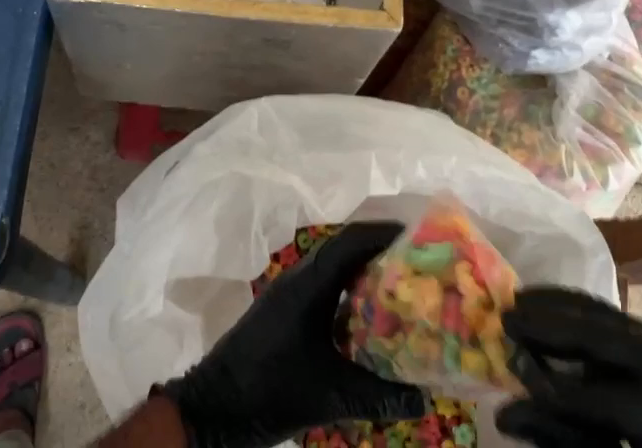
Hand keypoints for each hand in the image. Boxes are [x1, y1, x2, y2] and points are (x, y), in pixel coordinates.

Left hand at [162, 221, 429, 447]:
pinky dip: (351, 295)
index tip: (421, 236)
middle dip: (382, 251)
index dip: (385, 233)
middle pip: (345, 250)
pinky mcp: (286, 313)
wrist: (215, 408)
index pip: (350, 240)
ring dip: (366, 273)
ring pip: (334, 270)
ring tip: (405, 286)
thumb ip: (379, 395)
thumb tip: (426, 398)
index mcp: (308, 284)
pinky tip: (372, 319)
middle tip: (421, 263)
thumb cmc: (269, 389)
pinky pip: (325, 290)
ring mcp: (290, 295)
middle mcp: (299, 280)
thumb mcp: (330, 395)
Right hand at [494, 287, 641, 447]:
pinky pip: (632, 333)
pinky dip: (591, 319)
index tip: (520, 378)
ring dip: (573, 311)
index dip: (575, 394)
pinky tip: (557, 314)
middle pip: (633, 344)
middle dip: (568, 328)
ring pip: (631, 327)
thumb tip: (509, 413)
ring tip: (524, 301)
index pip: (633, 405)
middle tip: (509, 316)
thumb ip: (572, 446)